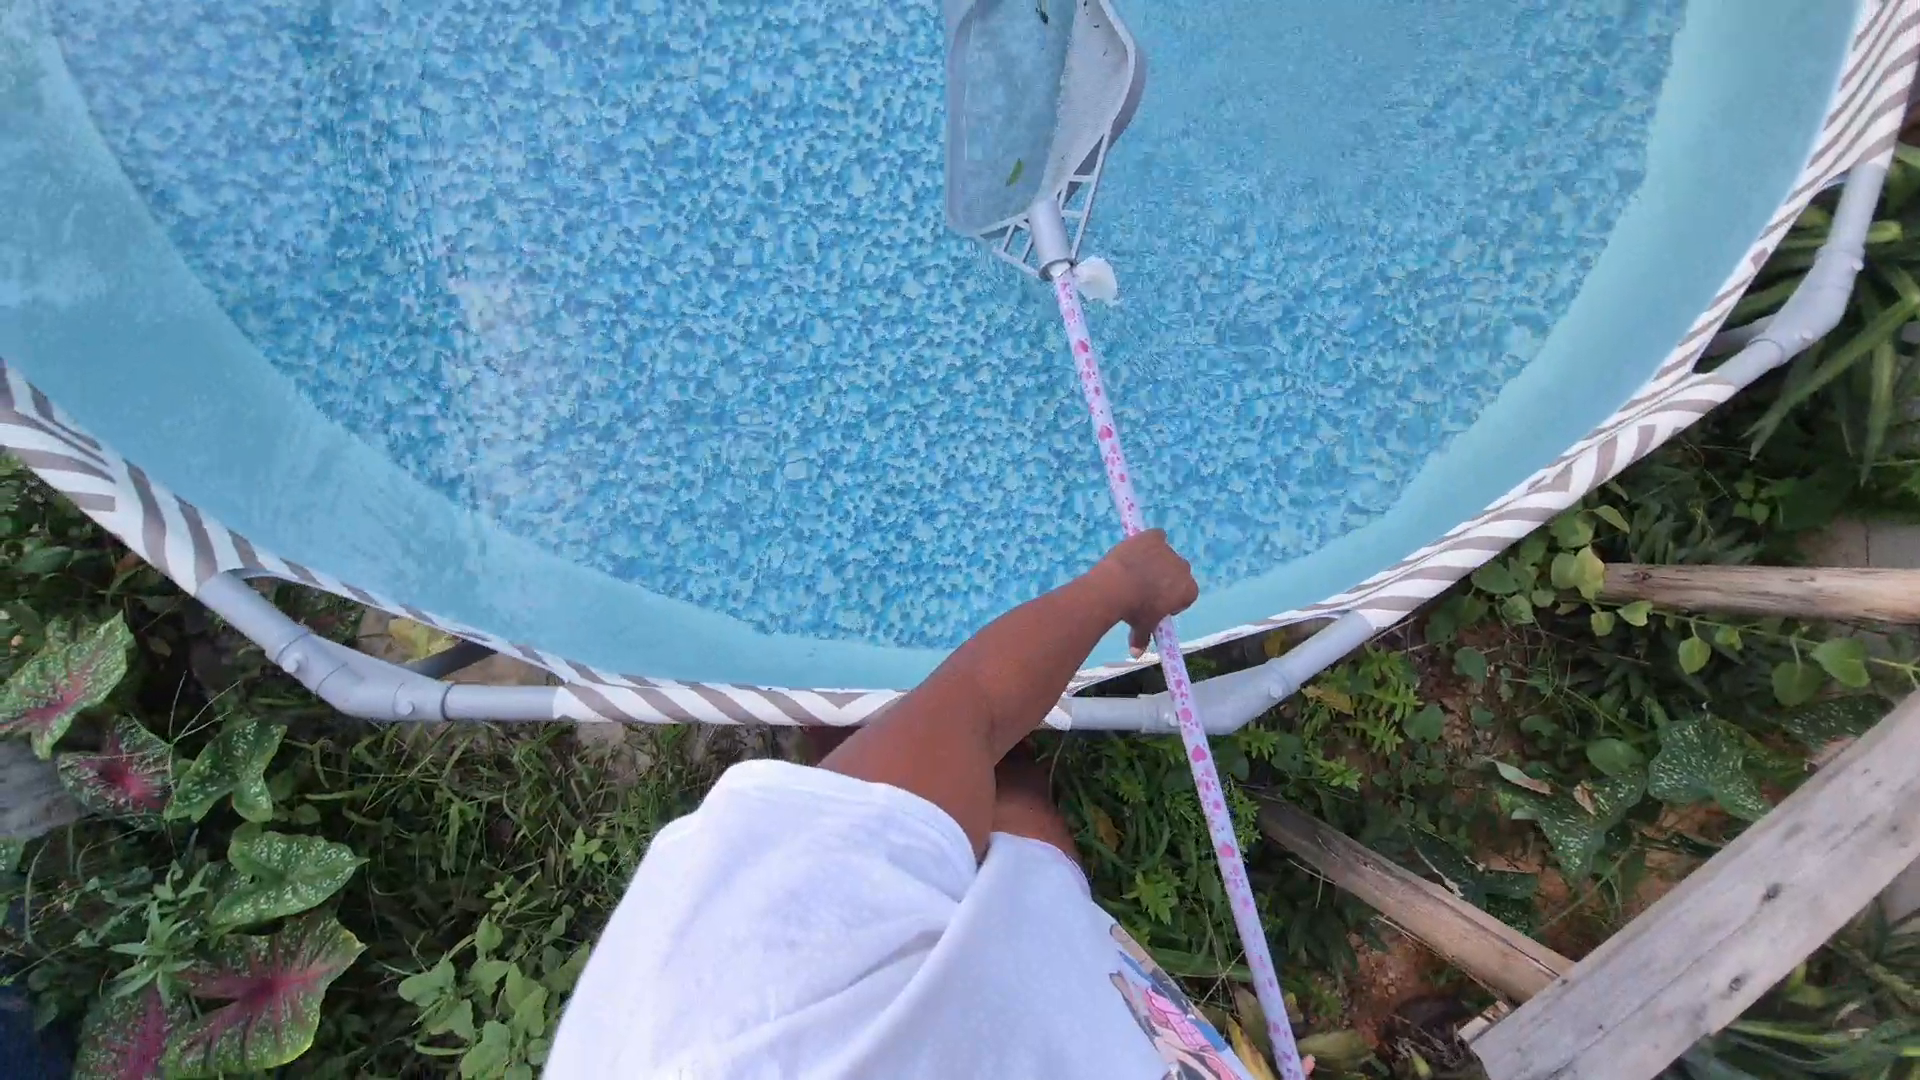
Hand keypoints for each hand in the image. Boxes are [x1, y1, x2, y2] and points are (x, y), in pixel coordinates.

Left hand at [1088, 530, 1198, 656]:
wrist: (1117, 586)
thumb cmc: (1134, 610)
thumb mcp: (1141, 625)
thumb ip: (1142, 638)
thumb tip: (1136, 654)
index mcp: (1188, 590)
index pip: (1185, 595)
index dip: (1170, 599)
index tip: (1154, 604)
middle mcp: (1184, 569)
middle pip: (1176, 574)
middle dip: (1163, 580)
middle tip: (1142, 589)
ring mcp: (1168, 551)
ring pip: (1163, 555)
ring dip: (1152, 561)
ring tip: (1132, 571)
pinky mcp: (1154, 537)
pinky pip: (1156, 536)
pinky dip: (1148, 540)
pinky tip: (1137, 547)